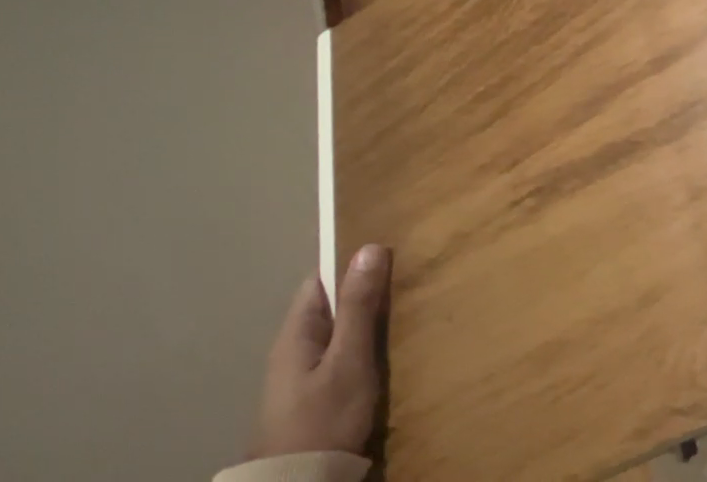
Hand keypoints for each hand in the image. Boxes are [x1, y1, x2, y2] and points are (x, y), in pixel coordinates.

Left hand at [248, 244, 390, 460]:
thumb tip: (371, 248)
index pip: (320, 280)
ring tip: (410, 302)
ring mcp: (306, 371)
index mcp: (296, 333)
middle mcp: (296, 347)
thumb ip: (359, 307)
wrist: (302, 480)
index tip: (391, 248)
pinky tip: (393, 341)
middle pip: (332, 303)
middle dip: (367, 287)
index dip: (351, 261)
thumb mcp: (349, 358)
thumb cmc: (325, 415)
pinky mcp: (321, 390)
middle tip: (411, 274)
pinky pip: (346, 350)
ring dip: (371, 315)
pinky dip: (369, 339)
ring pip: (342, 328)